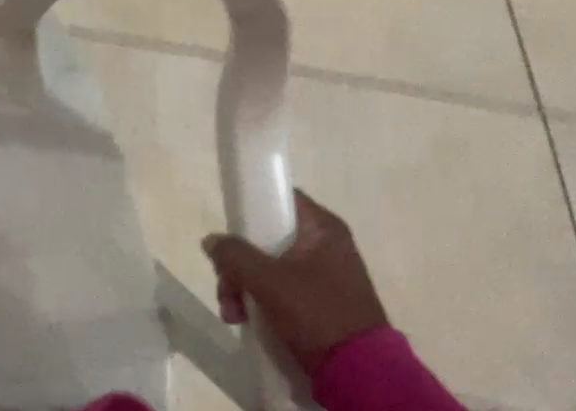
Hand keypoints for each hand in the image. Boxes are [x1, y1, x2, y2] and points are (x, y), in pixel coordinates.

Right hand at [202, 190, 388, 374]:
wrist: (363, 378)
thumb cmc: (316, 315)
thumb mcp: (267, 280)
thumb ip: (234, 254)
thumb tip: (212, 241)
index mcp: (322, 228)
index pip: (277, 196)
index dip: (248, 208)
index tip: (229, 232)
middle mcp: (326, 245)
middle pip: (265, 236)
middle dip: (238, 264)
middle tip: (226, 287)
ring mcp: (325, 275)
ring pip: (268, 265)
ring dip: (243, 287)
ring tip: (233, 314)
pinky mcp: (322, 302)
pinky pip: (280, 289)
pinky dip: (260, 301)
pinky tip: (246, 321)